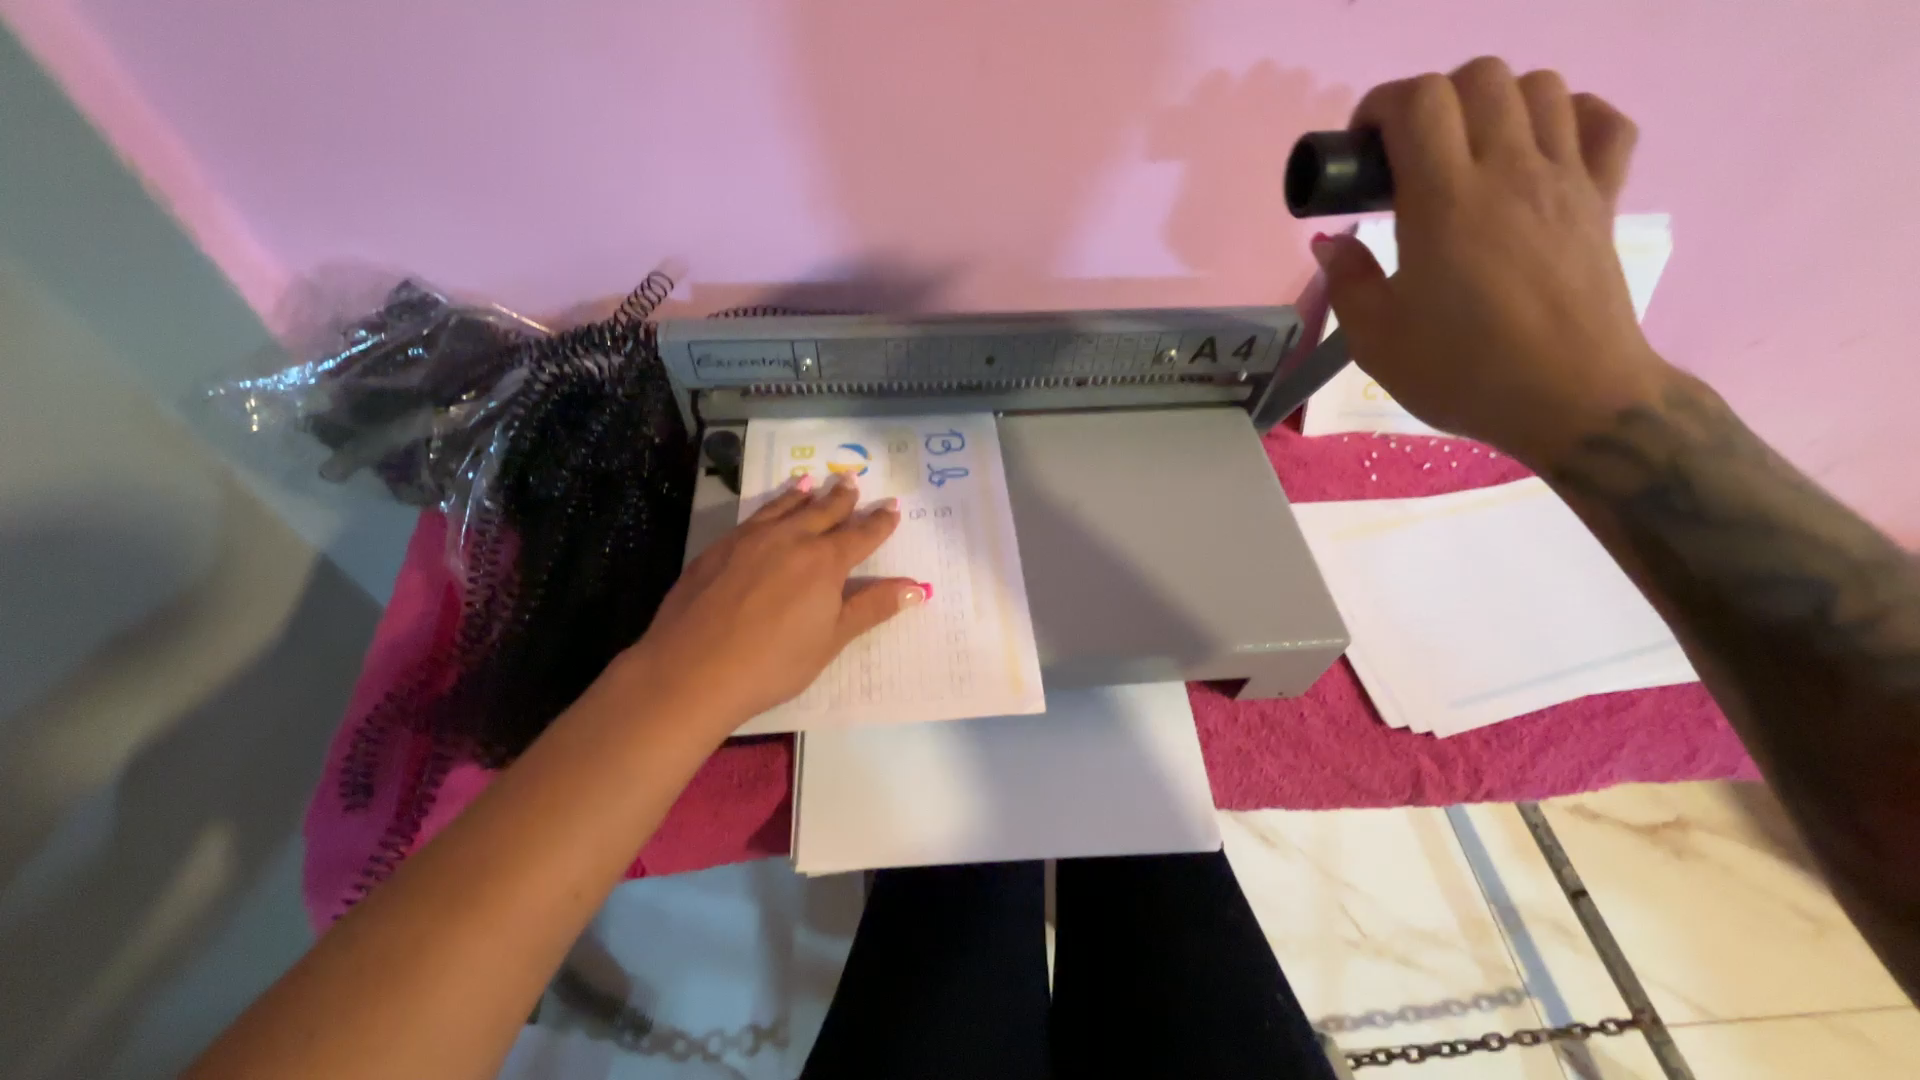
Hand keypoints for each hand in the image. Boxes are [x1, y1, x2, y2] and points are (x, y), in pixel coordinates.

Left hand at [617, 475, 924, 731]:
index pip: (861, 536)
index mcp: (824, 563)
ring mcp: (751, 539)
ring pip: (785, 507)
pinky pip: (755, 516)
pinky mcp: (719, 548)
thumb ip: (871, 608)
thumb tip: (918, 588)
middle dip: (842, 498)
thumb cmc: (772, 663)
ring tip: (812, 482)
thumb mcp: (830, 640)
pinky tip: (769, 509)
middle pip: (823, 512)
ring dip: (803, 494)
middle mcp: (791, 540)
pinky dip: (770, 505)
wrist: (692, 669)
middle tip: (853, 482)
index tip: (892, 507)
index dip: (879, 523)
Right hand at [1314, 57, 1675, 466]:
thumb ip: (1348, 280)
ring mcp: (1566, 179)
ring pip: (1540, 86)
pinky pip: (1602, 121)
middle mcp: (1509, 172)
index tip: (1363, 151)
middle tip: (1409, 155)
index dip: (1380, 107)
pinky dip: (1568, 118)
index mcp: (1445, 204)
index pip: (1418, 101)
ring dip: (1494, 103)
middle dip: (1432, 99)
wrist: (1571, 400)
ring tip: (1468, 152)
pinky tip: (1536, 153)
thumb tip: (1330, 241)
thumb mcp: (1377, 340)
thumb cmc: (1463, 373)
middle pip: (1479, 76)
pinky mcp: (1604, 197)